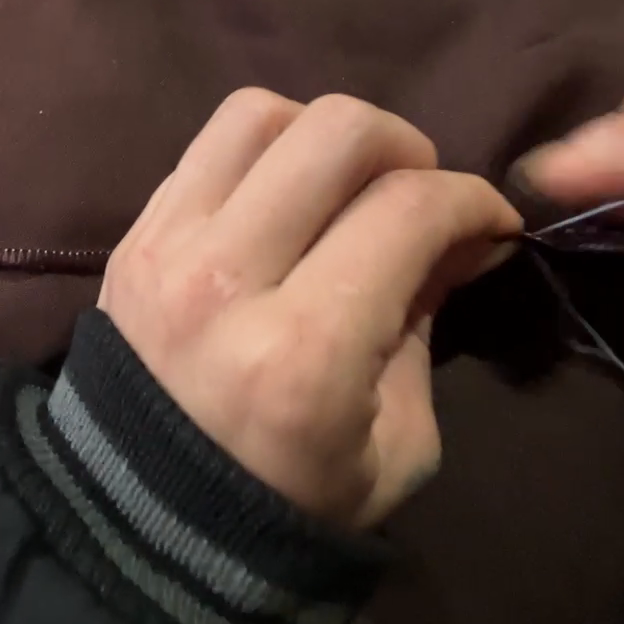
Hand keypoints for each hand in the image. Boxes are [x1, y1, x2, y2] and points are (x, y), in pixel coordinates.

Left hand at [99, 89, 520, 529]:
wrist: (139, 510)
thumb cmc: (284, 499)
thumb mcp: (396, 443)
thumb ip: (425, 320)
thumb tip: (462, 234)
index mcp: (302, 351)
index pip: (406, 212)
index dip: (471, 200)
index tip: (489, 221)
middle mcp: (226, 278)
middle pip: (334, 131)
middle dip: (404, 145)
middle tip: (416, 191)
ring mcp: (166, 245)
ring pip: (258, 113)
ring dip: (321, 133)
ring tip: (343, 183)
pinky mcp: (134, 233)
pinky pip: (206, 144)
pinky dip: (263, 150)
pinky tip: (283, 195)